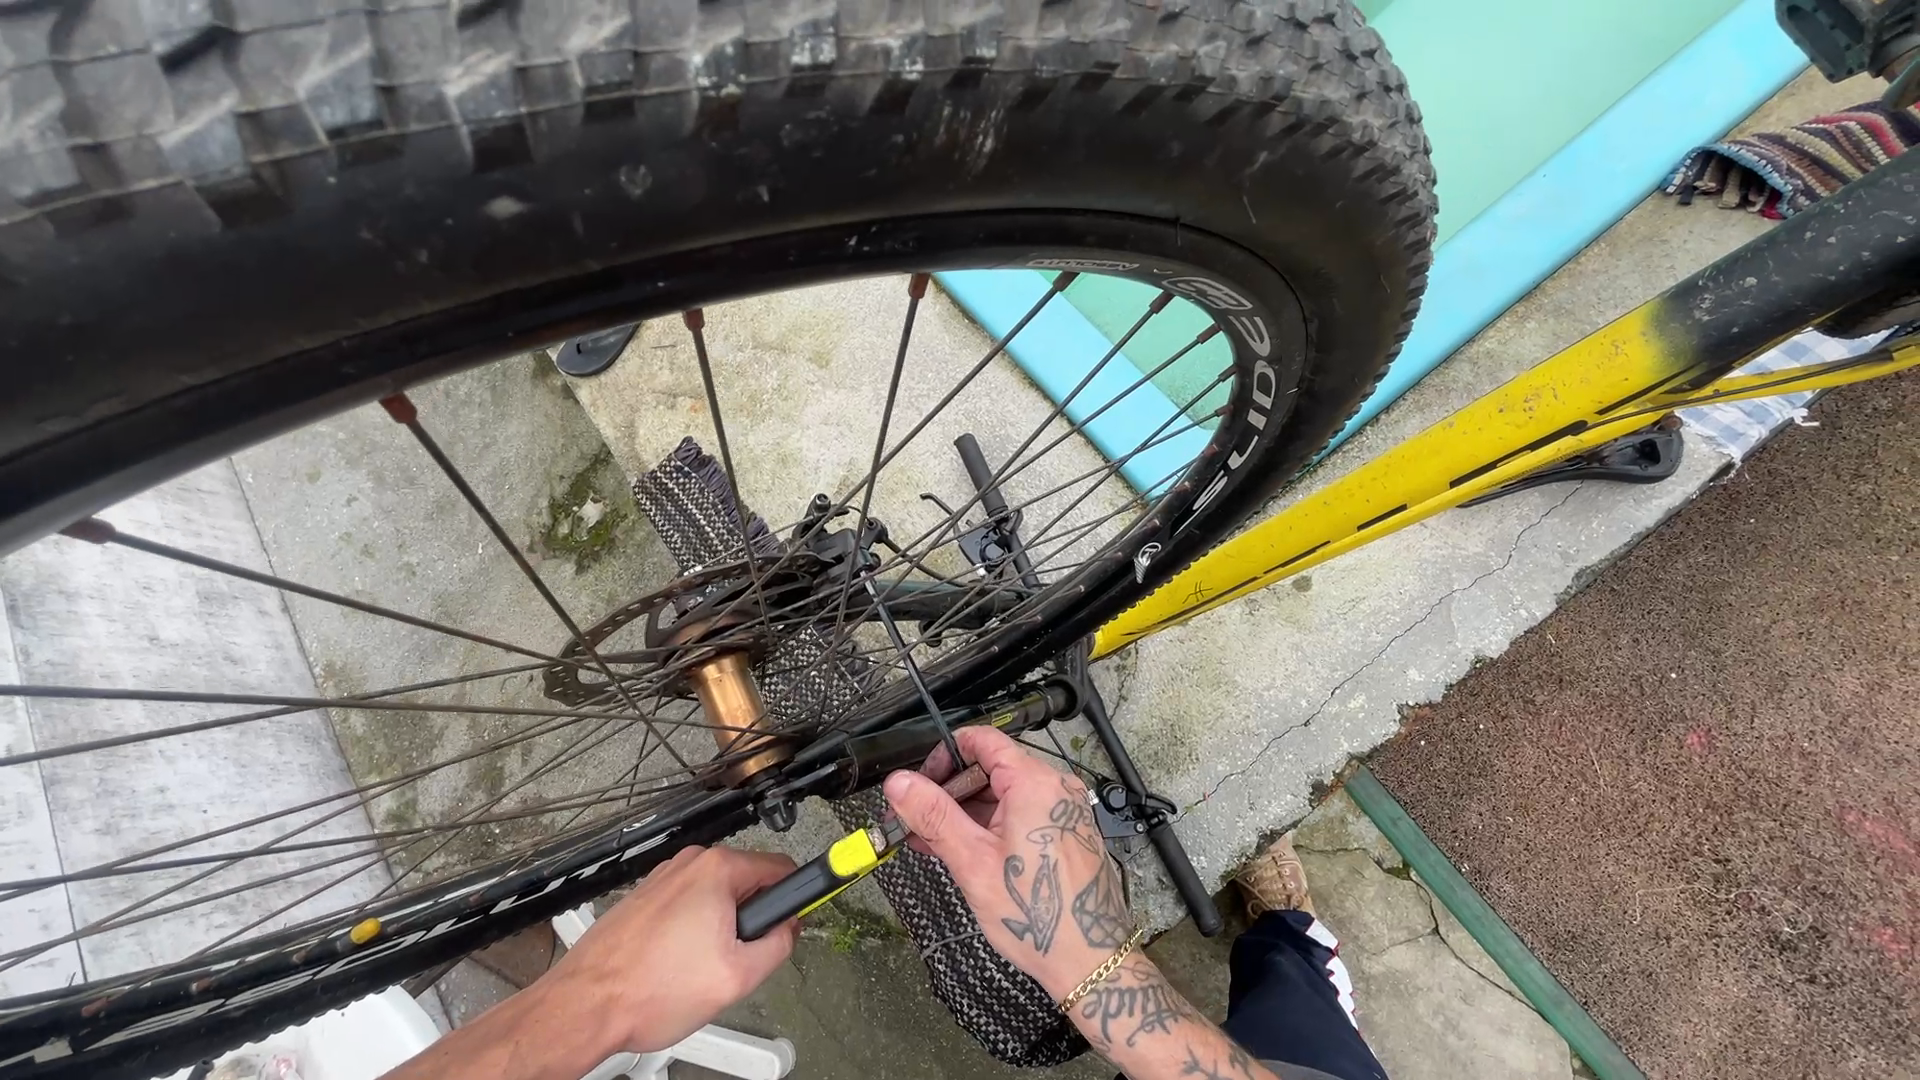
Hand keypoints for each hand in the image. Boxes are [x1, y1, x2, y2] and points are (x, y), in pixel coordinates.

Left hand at [540, 845, 798, 1052]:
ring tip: (700, 967)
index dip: (795, 899)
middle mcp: (692, 863)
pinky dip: (694, 930)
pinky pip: (689, 905)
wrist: (583, 1007)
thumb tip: (788, 929)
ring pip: (718, 897)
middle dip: (751, 920)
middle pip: (749, 883)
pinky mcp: (647, 896)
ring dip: (721, 927)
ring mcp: (666, 877)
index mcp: (718, 869)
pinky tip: (676, 965)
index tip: (799, 915)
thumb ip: (778, 945)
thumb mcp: (737, 977)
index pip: (781, 869)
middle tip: (737, 958)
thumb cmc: (647, 991)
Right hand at [883, 725, 1134, 1000]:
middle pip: (991, 768)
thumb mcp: (973, 861)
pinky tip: (962, 850)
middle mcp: (1054, 787)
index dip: (944, 755)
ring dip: (966, 813)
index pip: (982, 740)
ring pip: (1003, 794)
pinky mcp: (1064, 832)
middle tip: (916, 819)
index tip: (920, 783)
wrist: (1090, 961)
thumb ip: (934, 815)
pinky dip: (990, 826)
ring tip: (930, 841)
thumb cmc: (1036, 914)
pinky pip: (1020, 814)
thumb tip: (899, 783)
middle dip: (949, 791)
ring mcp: (1062, 810)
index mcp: (1034, 782)